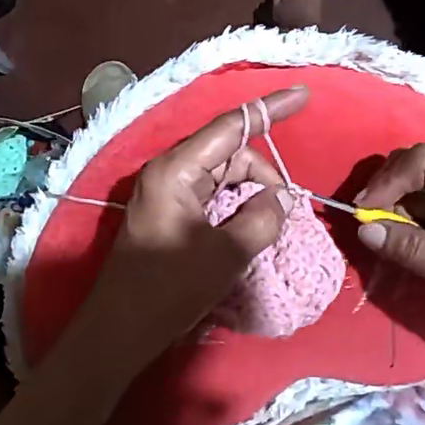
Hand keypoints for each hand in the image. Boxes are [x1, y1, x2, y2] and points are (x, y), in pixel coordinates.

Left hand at [71, 86, 307, 371]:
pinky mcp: (170, 215)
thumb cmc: (168, 289)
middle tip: (286, 208)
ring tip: (272, 223)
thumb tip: (282, 198)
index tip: (304, 94)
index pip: (231, 127)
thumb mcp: (225, 254)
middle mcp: (170, 173)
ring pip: (223, 177)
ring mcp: (167, 193)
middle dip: (263, 175)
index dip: (269, 109)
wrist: (120, 330)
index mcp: (177, 171)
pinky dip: (236, 207)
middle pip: (229, 154)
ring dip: (251, 193)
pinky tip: (253, 227)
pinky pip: (212, 197)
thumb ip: (262, 218)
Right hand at [354, 144, 424, 370]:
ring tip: (379, 236)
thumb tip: (364, 228)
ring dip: (392, 206)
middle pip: (420, 165)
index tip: (362, 212)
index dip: (390, 180)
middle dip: (387, 189)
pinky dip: (402, 219)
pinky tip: (393, 239)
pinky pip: (422, 207)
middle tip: (365, 223)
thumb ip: (414, 250)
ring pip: (417, 186)